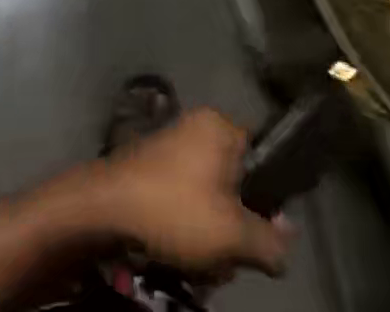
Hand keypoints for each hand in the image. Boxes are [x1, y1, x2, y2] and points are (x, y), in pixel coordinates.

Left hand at [89, 108, 288, 276]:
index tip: (265, 228)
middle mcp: (194, 130)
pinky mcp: (151, 173)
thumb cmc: (174, 210)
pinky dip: (187, 232)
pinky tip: (181, 258)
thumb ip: (272, 241)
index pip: (263, 156)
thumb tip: (286, 237)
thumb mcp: (235, 235)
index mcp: (218, 127)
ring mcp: (170, 150)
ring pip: (211, 202)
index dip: (270, 196)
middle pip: (237, 186)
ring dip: (213, 239)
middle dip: (236, 228)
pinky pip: (185, 204)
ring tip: (202, 263)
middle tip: (228, 255)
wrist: (102, 211)